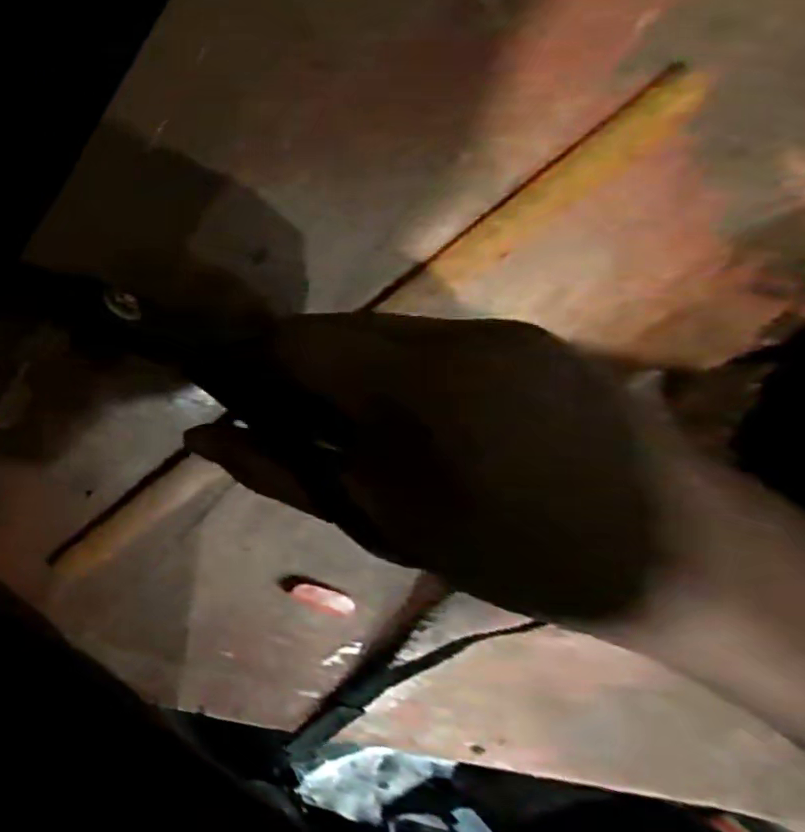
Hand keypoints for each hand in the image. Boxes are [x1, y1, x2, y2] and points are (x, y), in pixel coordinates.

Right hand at [185, 314, 660, 622]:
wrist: (694, 565)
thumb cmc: (512, 551)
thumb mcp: (376, 519)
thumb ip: (276, 471)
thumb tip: (199, 436)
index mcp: (416, 381)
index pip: (292, 339)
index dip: (248, 360)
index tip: (233, 396)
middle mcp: (457, 335)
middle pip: (333, 328)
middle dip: (298, 366)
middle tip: (292, 419)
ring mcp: (500, 331)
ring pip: (378, 330)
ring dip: (347, 366)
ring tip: (355, 422)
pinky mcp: (530, 338)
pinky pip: (429, 340)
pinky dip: (396, 367)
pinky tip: (414, 414)